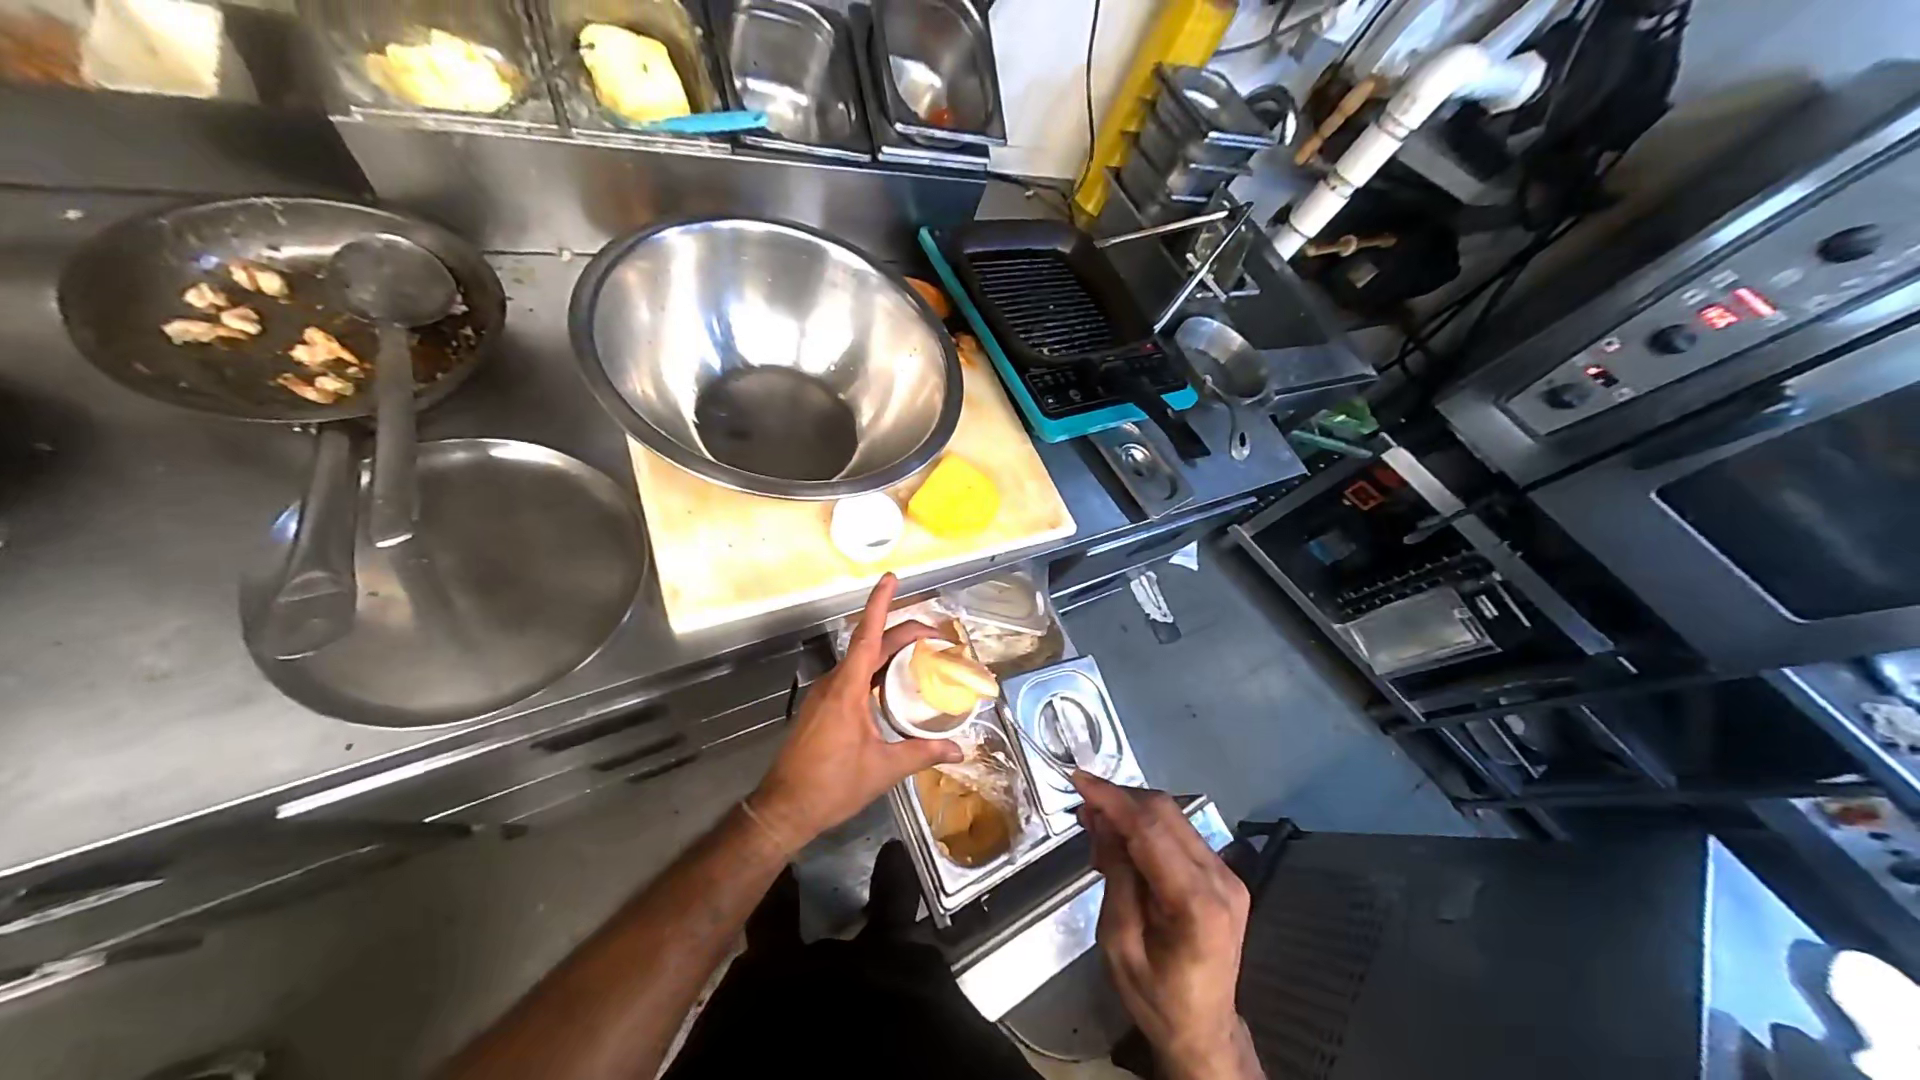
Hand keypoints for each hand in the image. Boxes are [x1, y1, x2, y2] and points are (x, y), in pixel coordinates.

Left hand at [751, 573, 962, 849]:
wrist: (785, 808)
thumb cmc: (831, 785)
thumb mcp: (883, 769)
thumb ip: (923, 754)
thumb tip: (959, 750)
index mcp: (847, 689)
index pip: (867, 635)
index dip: (880, 604)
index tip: (890, 579)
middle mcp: (834, 683)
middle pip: (870, 644)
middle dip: (902, 631)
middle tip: (934, 632)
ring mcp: (826, 695)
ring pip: (860, 660)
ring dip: (888, 650)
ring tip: (919, 652)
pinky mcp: (823, 708)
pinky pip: (853, 677)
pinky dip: (876, 670)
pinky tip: (892, 684)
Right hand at [1074, 772, 1262, 1079]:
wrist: (1205, 1031)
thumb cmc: (1156, 999)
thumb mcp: (1120, 944)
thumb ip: (1116, 877)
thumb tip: (1103, 822)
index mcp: (1196, 903)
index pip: (1150, 830)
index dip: (1112, 798)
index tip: (1078, 779)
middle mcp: (1221, 879)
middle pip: (1165, 812)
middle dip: (1119, 798)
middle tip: (1083, 807)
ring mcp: (1228, 874)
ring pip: (1173, 816)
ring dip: (1131, 811)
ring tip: (1097, 827)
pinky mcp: (1224, 875)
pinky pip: (1180, 833)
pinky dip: (1147, 827)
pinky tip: (1123, 842)